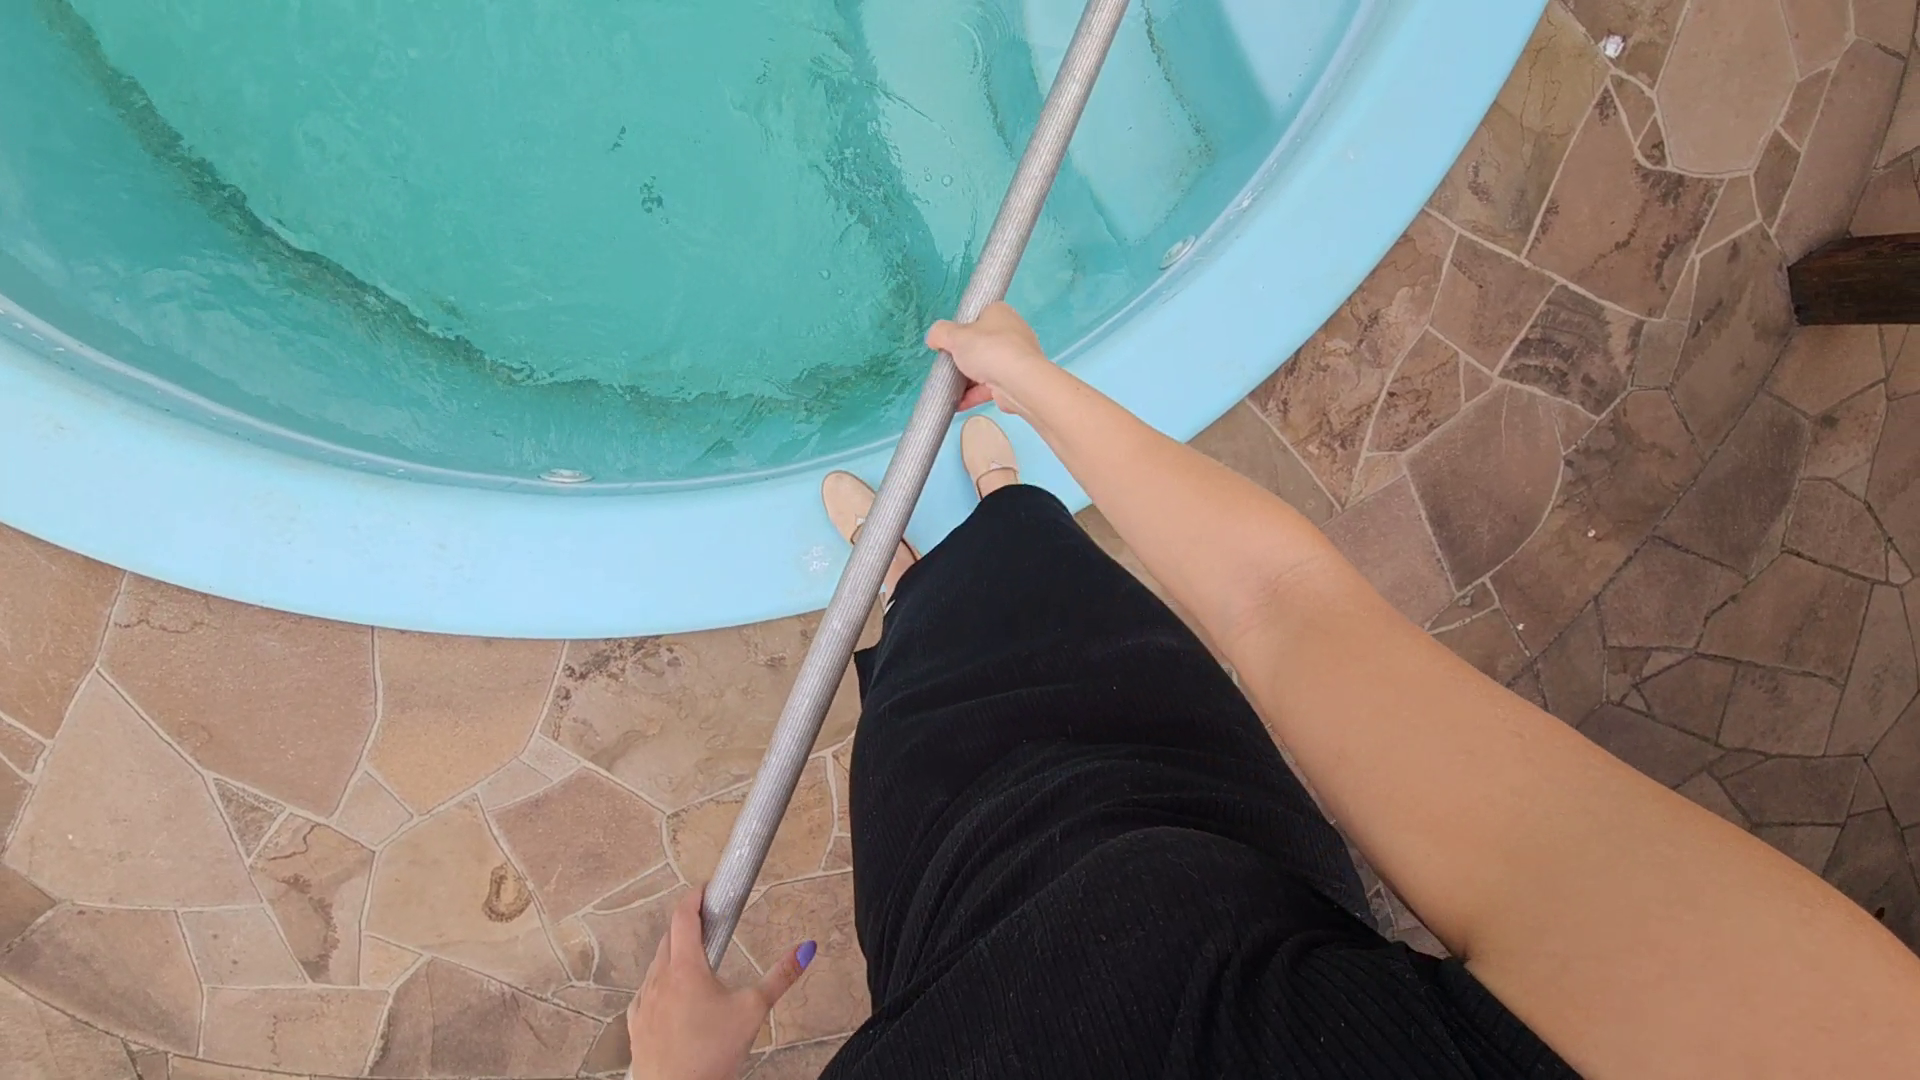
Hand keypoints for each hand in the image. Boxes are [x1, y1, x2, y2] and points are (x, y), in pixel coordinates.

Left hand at [627, 888, 812, 1079]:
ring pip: (655, 964)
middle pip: (669, 937)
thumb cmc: (712, 1056)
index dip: (694, 897)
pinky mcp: (635, 1028)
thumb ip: (781, 975)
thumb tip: (806, 949)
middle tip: (709, 924)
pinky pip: (645, 992)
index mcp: (685, 969)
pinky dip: (659, 982)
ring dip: (673, 953)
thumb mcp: (754, 1010)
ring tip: (696, 961)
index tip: (705, 889)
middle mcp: (659, 981)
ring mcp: (643, 1005)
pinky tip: (673, 996)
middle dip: (687, 925)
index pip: (684, 917)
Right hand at [926, 301, 1049, 414]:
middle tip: (947, 365)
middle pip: (981, 344)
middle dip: (964, 357)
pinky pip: (990, 386)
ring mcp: (1015, 358)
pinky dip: (974, 395)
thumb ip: (940, 334)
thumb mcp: (956, 336)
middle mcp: (1011, 332)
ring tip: (948, 388)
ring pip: (986, 367)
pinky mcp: (1015, 380)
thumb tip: (933, 337)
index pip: (978, 316)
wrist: (1019, 382)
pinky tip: (957, 404)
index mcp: (1000, 313)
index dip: (962, 328)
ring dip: (967, 380)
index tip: (950, 342)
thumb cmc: (988, 350)